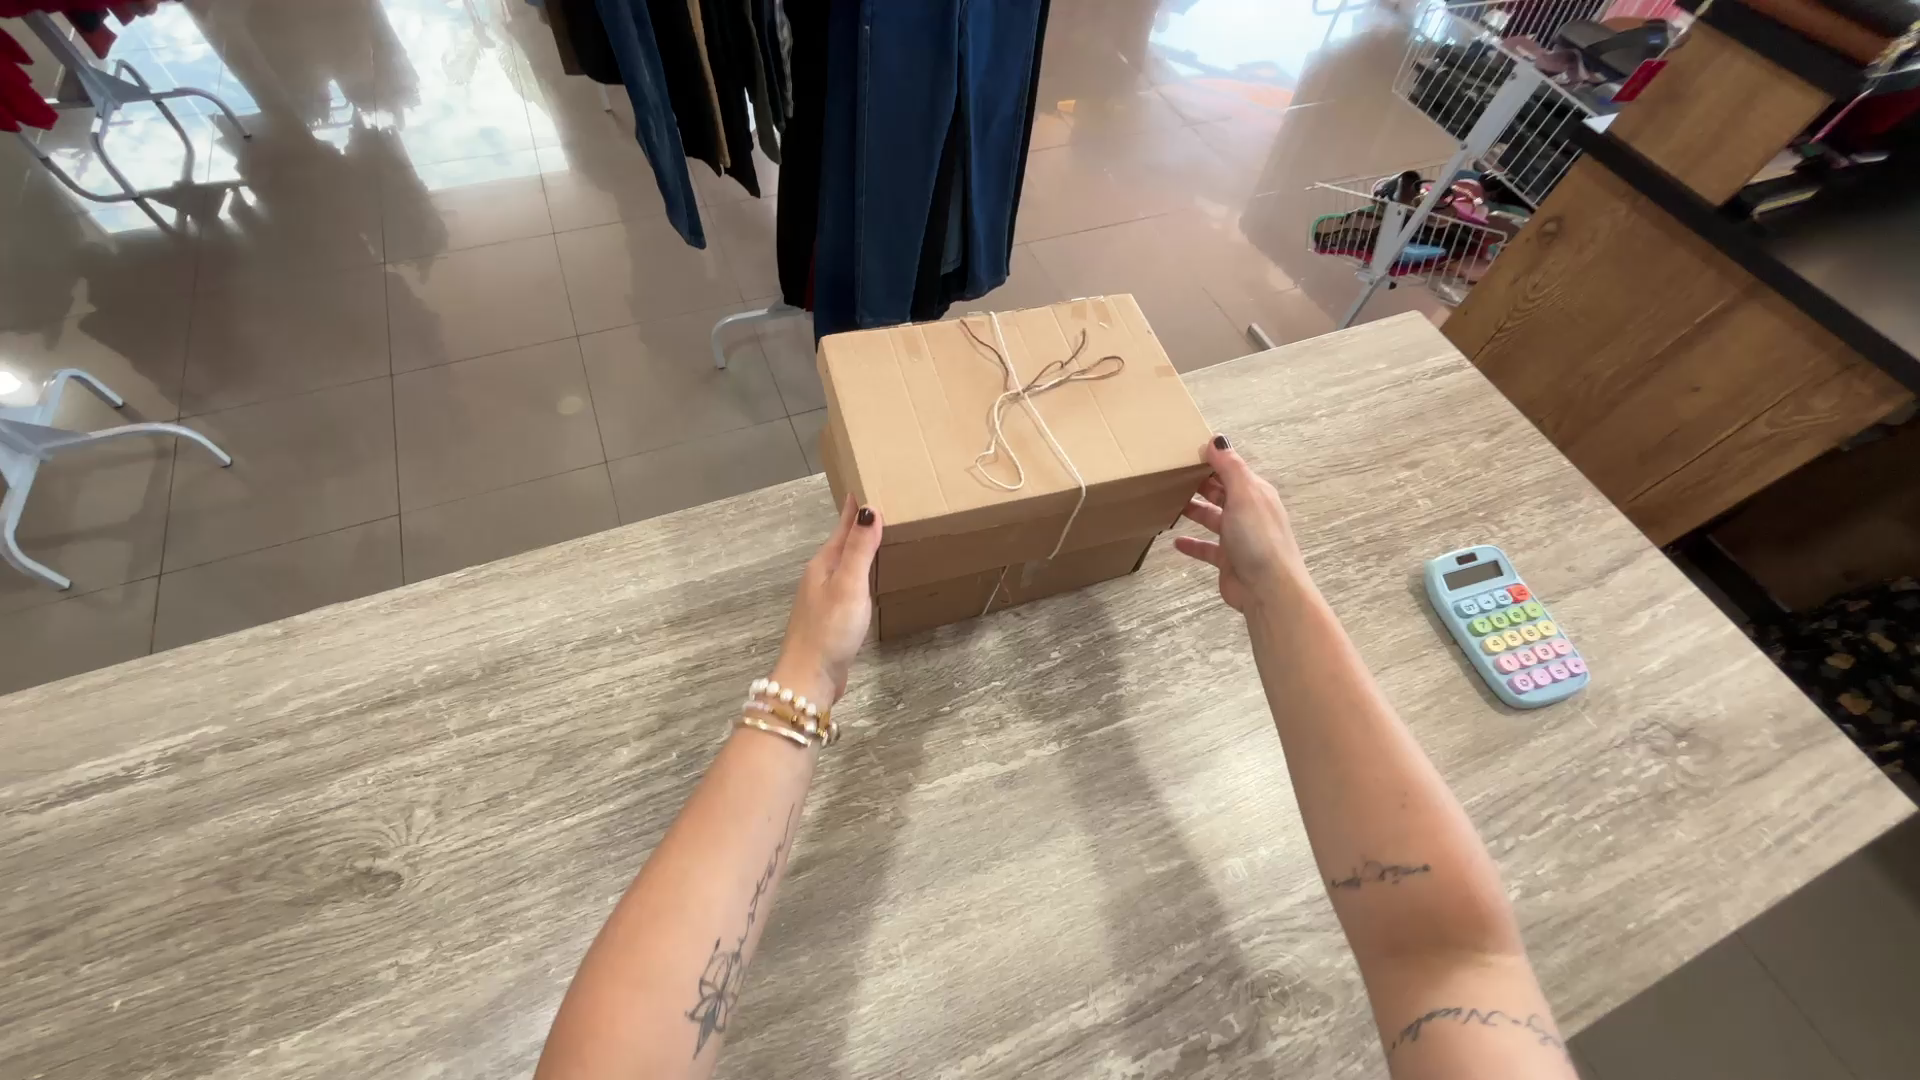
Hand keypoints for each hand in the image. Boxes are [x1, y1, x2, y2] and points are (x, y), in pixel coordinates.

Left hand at [773, 495, 882, 706]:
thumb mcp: (848, 585)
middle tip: (883, 503)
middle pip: (842, 542)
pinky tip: (871, 579)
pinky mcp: (832, 617)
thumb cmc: (830, 629)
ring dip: (861, 548)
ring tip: (882, 535)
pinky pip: (849, 584)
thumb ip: (860, 549)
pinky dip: (862, 573)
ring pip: (845, 564)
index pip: (843, 526)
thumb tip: (869, 508)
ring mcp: (824, 598)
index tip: (867, 481)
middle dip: (859, 524)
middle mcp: (820, 576)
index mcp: (823, 563)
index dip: (855, 506)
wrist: (811, 677)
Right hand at [1173, 435, 1311, 613]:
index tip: (1186, 453)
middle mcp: (1248, 513)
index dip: (1212, 461)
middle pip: (1221, 493)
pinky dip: (1192, 543)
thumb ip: (1229, 467)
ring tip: (1170, 504)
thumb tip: (1216, 439)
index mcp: (1255, 493)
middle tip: (1172, 476)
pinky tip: (1176, 541)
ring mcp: (1238, 538)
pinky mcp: (1227, 560)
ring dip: (1194, 511)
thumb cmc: (1258, 538)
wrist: (1268, 588)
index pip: (1231, 471)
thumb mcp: (1245, 495)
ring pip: (1213, 519)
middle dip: (1201, 484)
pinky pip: (1206, 548)